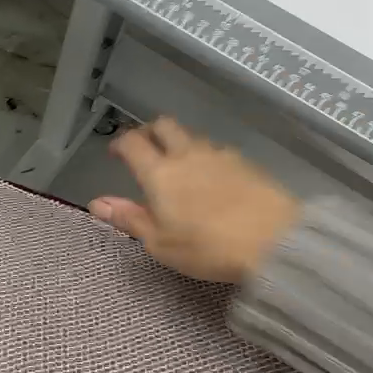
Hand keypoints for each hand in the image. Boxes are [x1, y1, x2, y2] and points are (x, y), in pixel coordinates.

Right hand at [89, 118, 301, 282]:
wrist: (275, 240)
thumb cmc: (207, 247)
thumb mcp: (160, 242)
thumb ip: (129, 218)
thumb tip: (97, 202)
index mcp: (159, 172)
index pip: (133, 143)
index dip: (121, 144)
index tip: (116, 153)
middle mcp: (187, 154)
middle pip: (164, 125)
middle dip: (150, 132)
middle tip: (145, 148)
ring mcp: (220, 155)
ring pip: (192, 137)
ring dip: (180, 144)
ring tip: (181, 167)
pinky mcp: (247, 163)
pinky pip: (217, 151)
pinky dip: (206, 157)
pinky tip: (212, 178)